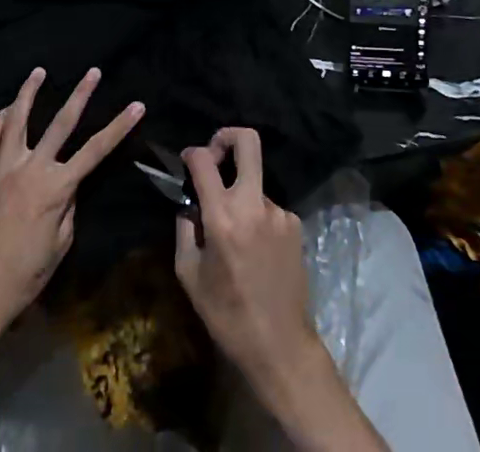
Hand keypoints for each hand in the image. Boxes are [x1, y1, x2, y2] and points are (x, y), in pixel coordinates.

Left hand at [0, 67, 143, 353]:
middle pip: (60, 124)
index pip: (96, 150)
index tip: (137, 105)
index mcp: (55, 189)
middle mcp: (29, 170)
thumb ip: (67, 207)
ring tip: (38, 71)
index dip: (119, 127)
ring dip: (28, 93)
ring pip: (17, 120)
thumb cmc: (23, 278)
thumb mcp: (59, 245)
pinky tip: (6, 110)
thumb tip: (69, 185)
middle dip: (80, 95)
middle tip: (93, 72)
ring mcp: (1, 170)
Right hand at [173, 128, 316, 381]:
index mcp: (222, 216)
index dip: (192, 153)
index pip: (205, 160)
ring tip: (232, 233)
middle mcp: (254, 204)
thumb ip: (184, 229)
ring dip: (240, 194)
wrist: (278, 342)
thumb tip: (188, 203)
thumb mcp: (188, 274)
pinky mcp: (295, 224)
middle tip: (214, 155)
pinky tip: (252, 247)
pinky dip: (256, 216)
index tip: (187, 161)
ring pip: (255, 183)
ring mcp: (280, 211)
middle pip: (248, 142)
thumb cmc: (225, 313)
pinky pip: (268, 208)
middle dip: (227, 137)